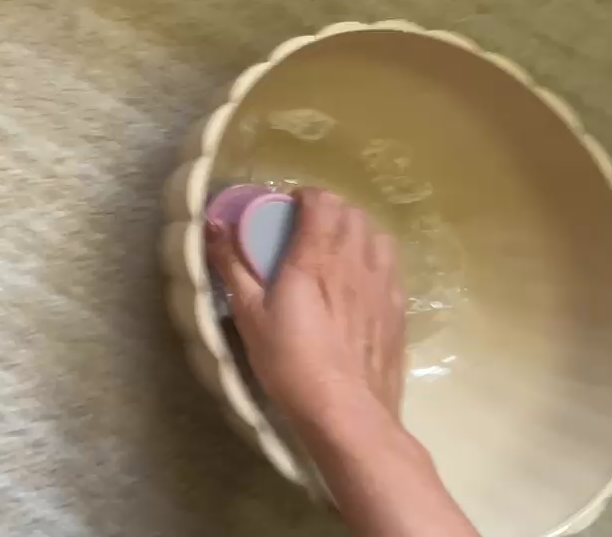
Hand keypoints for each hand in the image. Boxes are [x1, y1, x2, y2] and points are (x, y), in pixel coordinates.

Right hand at [208, 187, 405, 431]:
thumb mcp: (248, 313)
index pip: (323, 203)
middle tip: (305, 223)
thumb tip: (213, 225)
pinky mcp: (399, 313)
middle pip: (354, 213)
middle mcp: (355, 265)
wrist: (349, 416)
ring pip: (379, 235)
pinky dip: (374, 256)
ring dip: (357, 229)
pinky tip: (358, 278)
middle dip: (330, 208)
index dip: (306, 195)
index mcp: (315, 260)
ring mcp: (383, 288)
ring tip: (335, 245)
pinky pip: (392, 266)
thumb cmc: (290, 361)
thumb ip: (231, 265)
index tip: (286, 206)